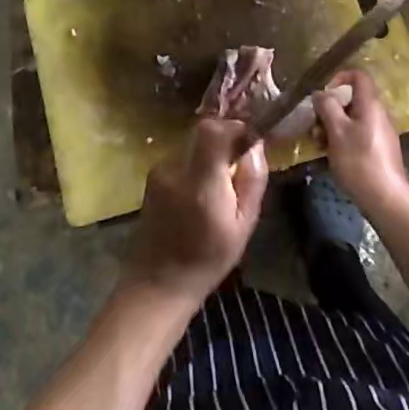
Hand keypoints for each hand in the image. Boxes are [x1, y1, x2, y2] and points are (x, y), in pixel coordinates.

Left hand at [122, 118, 267, 302]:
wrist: (157, 282)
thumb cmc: (208, 260)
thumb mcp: (244, 225)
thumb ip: (253, 180)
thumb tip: (255, 145)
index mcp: (202, 184)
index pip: (214, 130)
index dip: (236, 127)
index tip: (250, 141)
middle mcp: (177, 169)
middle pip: (203, 129)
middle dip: (225, 136)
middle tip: (239, 158)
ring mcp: (161, 169)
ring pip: (193, 139)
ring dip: (210, 149)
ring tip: (220, 178)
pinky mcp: (153, 174)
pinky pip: (182, 153)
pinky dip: (196, 160)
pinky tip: (200, 187)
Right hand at [314, 70, 408, 219]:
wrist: (386, 200)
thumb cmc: (359, 161)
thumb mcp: (337, 132)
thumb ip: (327, 107)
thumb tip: (320, 93)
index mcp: (371, 104)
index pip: (358, 76)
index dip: (339, 78)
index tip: (323, 94)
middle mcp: (379, 113)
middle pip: (352, 99)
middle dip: (330, 108)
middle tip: (316, 125)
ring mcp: (380, 132)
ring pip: (352, 118)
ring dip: (333, 126)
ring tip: (320, 144)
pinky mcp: (379, 149)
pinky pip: (358, 133)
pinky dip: (343, 138)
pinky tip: (332, 155)